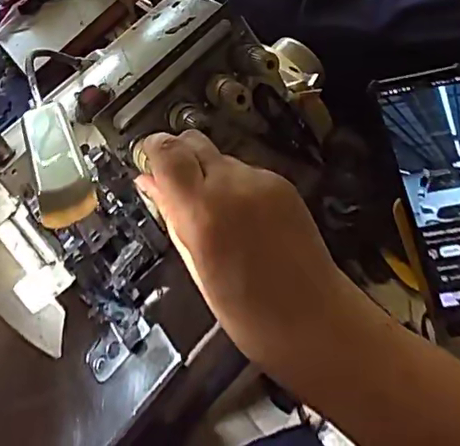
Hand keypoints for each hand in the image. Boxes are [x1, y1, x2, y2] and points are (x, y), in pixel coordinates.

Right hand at [134, 131, 369, 369]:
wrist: (314, 317)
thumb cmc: (248, 313)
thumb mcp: (196, 269)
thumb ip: (171, 217)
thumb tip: (148, 182)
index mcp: (204, 212)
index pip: (168, 152)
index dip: (152, 147)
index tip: (144, 156)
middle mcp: (232, 185)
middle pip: (193, 141)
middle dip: (177, 155)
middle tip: (171, 185)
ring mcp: (261, 180)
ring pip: (220, 158)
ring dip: (207, 175)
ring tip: (212, 217)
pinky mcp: (282, 182)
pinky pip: (245, 172)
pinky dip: (234, 186)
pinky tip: (240, 220)